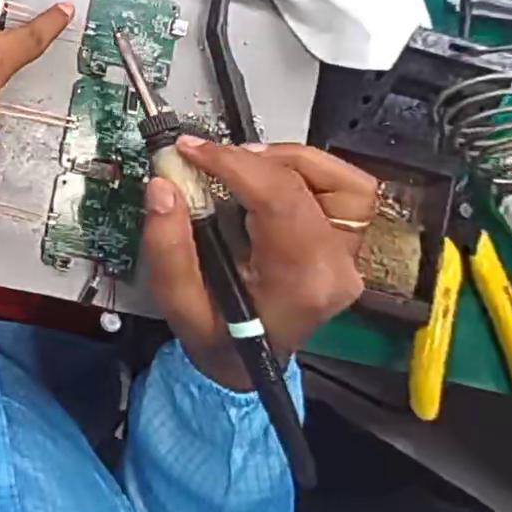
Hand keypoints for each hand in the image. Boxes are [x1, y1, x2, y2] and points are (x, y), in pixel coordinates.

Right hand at [140, 138, 374, 390]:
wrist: (245, 362)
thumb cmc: (214, 335)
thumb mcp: (177, 302)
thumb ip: (167, 248)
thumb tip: (163, 187)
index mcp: (299, 282)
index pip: (280, 200)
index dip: (232, 163)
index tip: (189, 149)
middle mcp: (337, 267)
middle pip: (311, 184)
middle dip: (249, 158)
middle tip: (204, 157)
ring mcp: (348, 256)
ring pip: (342, 181)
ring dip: (284, 160)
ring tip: (238, 162)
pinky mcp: (345, 244)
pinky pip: (343, 190)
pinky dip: (304, 170)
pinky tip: (264, 175)